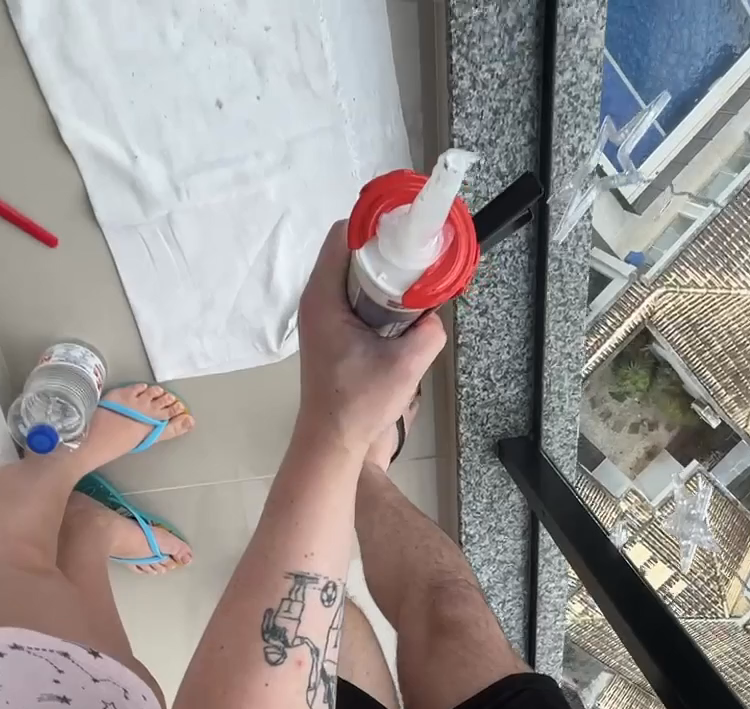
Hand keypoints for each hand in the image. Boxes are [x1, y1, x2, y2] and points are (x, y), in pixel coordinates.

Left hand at [292, 221, 446, 456]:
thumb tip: (433, 317)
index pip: (344, 235)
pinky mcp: (328, 331)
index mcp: (324, 298)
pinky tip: (397, 317)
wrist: (331, 439)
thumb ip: (429, 334)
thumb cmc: (358, 404)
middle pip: (350, 252)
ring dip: (382, 279)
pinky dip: (375, 298)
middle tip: (417, 268)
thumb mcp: (405, 367)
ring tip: (411, 293)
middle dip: (386, 254)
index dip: (377, 228)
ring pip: (352, 275)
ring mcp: (320, 316)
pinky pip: (352, 298)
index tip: (408, 239)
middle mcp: (316, 300)